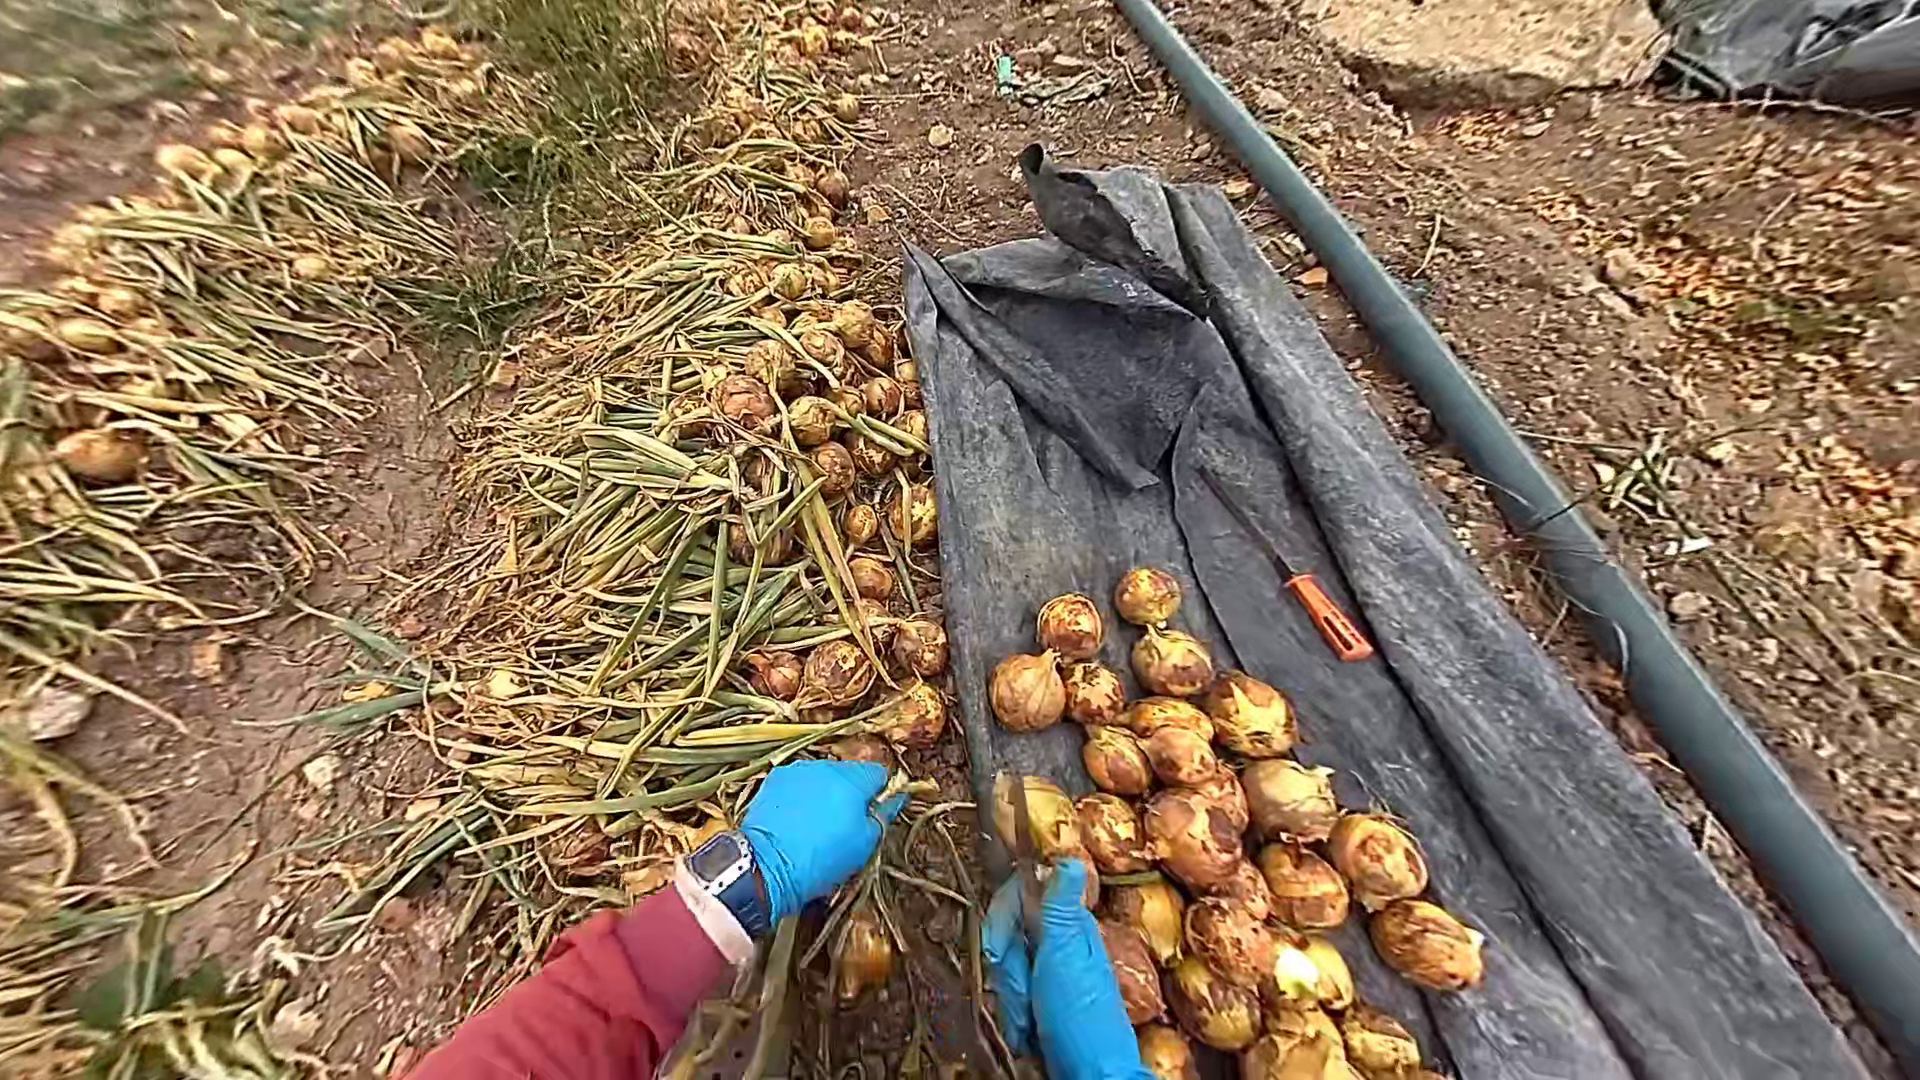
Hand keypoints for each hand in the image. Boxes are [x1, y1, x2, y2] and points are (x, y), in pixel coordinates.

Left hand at [741, 761, 904, 921]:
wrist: (764, 867)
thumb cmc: (821, 858)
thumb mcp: (863, 844)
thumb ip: (884, 815)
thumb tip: (899, 796)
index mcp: (854, 779)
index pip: (880, 774)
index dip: (880, 795)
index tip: (871, 816)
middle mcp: (827, 766)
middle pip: (850, 774)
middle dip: (851, 794)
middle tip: (843, 825)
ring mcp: (799, 769)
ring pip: (823, 777)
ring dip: (826, 793)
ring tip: (815, 824)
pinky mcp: (775, 778)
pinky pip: (798, 782)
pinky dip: (801, 795)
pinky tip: (794, 820)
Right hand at [982, 859, 1151, 1079]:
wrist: (1092, 1078)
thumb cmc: (1079, 1014)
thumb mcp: (1066, 953)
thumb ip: (1060, 904)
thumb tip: (1070, 854)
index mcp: (1067, 921)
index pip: (1021, 892)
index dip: (1002, 915)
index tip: (997, 944)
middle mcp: (1059, 939)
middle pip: (1009, 929)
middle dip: (1007, 965)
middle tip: (1023, 992)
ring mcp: (1051, 970)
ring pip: (1008, 963)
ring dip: (1010, 995)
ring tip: (1028, 1019)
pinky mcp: (1043, 998)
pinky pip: (1012, 992)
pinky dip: (1013, 1013)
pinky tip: (1026, 1030)